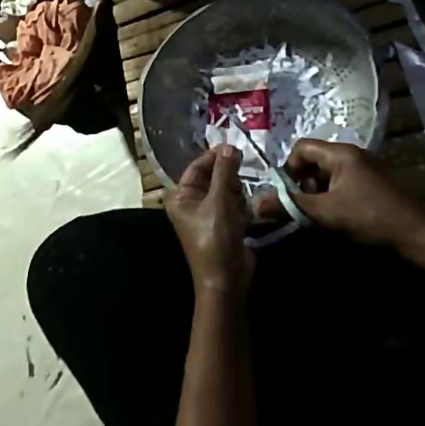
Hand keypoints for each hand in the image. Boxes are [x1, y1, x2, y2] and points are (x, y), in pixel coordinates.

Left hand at [165, 145, 254, 295]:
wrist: (227, 279)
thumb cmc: (216, 238)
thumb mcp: (219, 201)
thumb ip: (225, 171)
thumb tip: (230, 146)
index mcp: (181, 197)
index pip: (197, 166)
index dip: (215, 156)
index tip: (235, 147)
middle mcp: (192, 203)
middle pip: (214, 177)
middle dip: (228, 181)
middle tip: (237, 188)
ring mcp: (209, 214)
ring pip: (228, 190)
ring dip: (237, 196)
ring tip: (238, 210)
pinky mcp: (225, 224)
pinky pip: (235, 205)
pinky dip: (241, 209)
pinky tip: (243, 220)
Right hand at [279, 139, 424, 246]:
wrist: (416, 234)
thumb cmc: (369, 217)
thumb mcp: (325, 212)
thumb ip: (290, 205)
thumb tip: (257, 203)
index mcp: (341, 153)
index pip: (301, 148)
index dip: (288, 169)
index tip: (288, 194)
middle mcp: (352, 154)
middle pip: (314, 160)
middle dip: (303, 183)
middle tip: (304, 207)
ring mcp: (365, 167)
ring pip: (327, 173)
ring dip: (317, 192)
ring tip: (319, 214)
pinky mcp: (372, 182)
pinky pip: (342, 182)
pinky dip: (332, 196)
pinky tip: (337, 216)